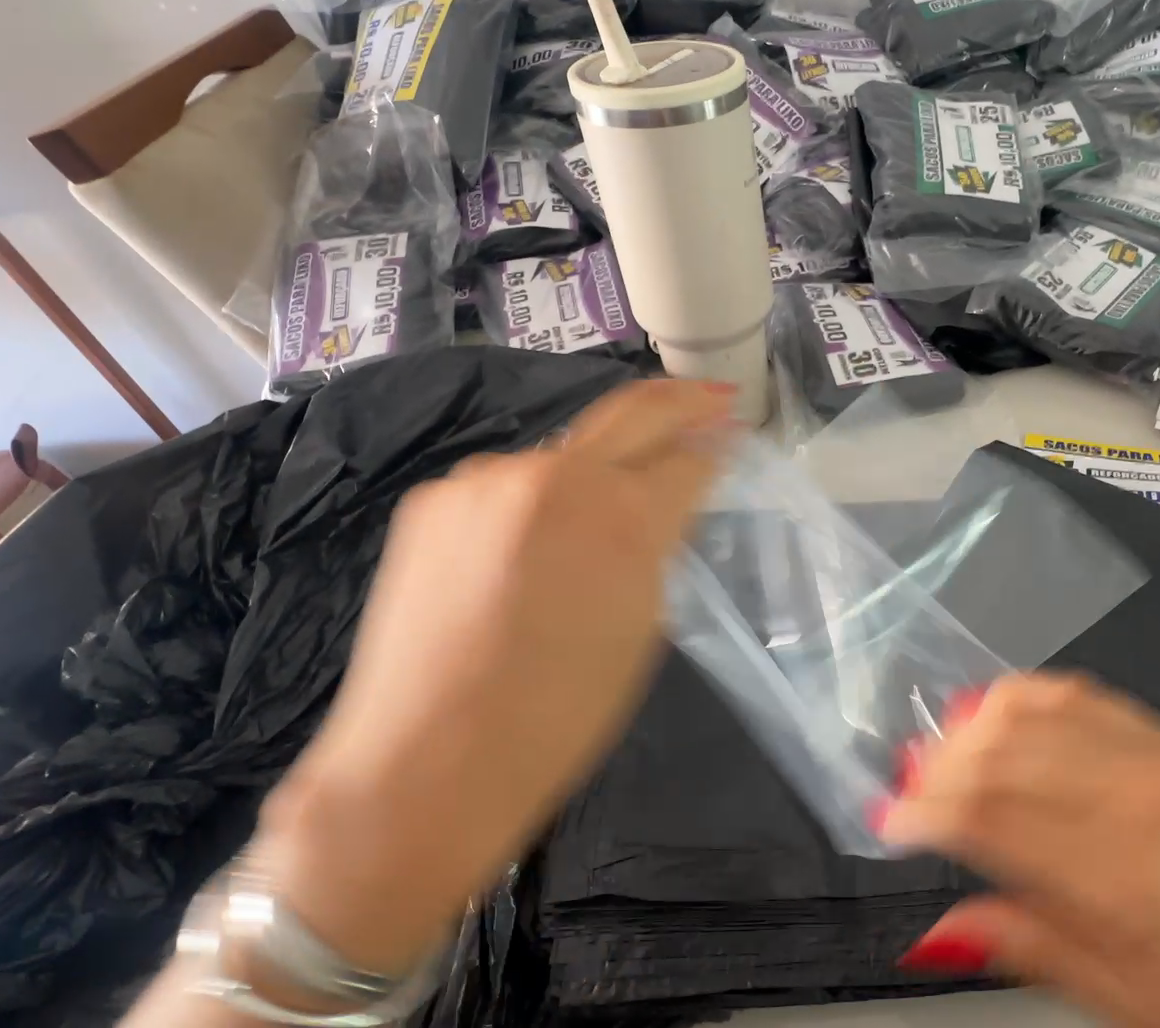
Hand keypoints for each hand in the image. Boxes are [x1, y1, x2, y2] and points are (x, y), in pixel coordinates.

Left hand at [252, 380, 734, 975]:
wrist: (425, 761)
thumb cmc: (560, 714)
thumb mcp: (643, 623)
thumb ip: (659, 545)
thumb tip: (667, 502)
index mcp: (625, 515)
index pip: (690, 457)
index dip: (718, 446)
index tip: (734, 435)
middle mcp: (557, 474)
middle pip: (636, 409)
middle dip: (685, 400)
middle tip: (718, 397)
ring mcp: (486, 479)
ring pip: (567, 453)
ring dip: (602, 465)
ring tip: (615, 502)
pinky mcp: (434, 498)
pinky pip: (510, 483)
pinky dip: (540, 498)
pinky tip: (538, 543)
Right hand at [881, 675, 1159, 1027]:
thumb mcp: (1128, 997)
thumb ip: (1027, 945)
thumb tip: (938, 928)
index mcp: (1110, 874)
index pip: (984, 814)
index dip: (923, 810)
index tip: (889, 820)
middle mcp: (1124, 796)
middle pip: (998, 752)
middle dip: (938, 764)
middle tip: (906, 786)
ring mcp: (1152, 756)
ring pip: (1033, 712)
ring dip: (975, 725)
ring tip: (944, 749)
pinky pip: (1084, 696)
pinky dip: (1032, 697)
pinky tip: (1007, 711)